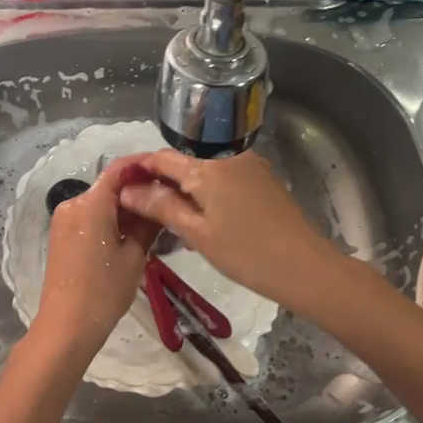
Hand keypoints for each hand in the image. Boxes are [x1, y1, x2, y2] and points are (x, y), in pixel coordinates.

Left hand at [34, 162, 161, 356]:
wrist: (66, 325)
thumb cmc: (104, 290)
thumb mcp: (134, 256)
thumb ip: (147, 223)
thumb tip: (158, 201)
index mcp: (90, 203)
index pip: (118, 170)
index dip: (142, 166)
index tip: (164, 171)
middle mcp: (73, 204)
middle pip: (109, 188)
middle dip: (136, 193)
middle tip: (165, 206)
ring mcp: (63, 220)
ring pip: (99, 204)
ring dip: (123, 210)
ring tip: (151, 226)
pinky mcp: (61, 236)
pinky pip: (89, 219)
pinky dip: (108, 222)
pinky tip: (127, 238)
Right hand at [112, 149, 344, 306]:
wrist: (304, 267)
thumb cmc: (246, 253)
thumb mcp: (196, 232)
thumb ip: (160, 206)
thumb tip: (127, 190)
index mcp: (207, 165)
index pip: (160, 157)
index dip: (136, 170)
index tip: (117, 187)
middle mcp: (226, 155)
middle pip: (182, 160)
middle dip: (157, 180)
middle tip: (138, 208)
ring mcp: (247, 165)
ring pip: (202, 169)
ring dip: (181, 187)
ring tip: (164, 217)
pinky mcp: (260, 178)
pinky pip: (221, 176)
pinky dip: (204, 191)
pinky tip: (197, 217)